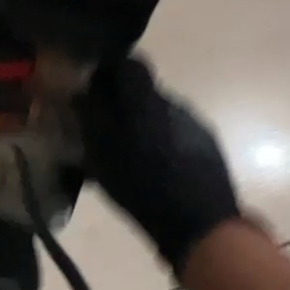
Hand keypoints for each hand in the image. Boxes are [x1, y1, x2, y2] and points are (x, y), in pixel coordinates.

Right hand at [78, 56, 241, 273]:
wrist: (202, 225)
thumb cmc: (142, 187)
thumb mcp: (102, 157)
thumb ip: (90, 120)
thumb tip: (81, 96)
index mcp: (145, 100)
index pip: (129, 64)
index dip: (109, 73)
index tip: (93, 92)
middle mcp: (173, 102)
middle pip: (143, 90)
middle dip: (122, 103)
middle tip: (106, 129)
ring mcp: (195, 123)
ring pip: (160, 112)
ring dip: (143, 124)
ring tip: (131, 154)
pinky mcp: (209, 144)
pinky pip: (176, 131)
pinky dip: (162, 141)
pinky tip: (156, 168)